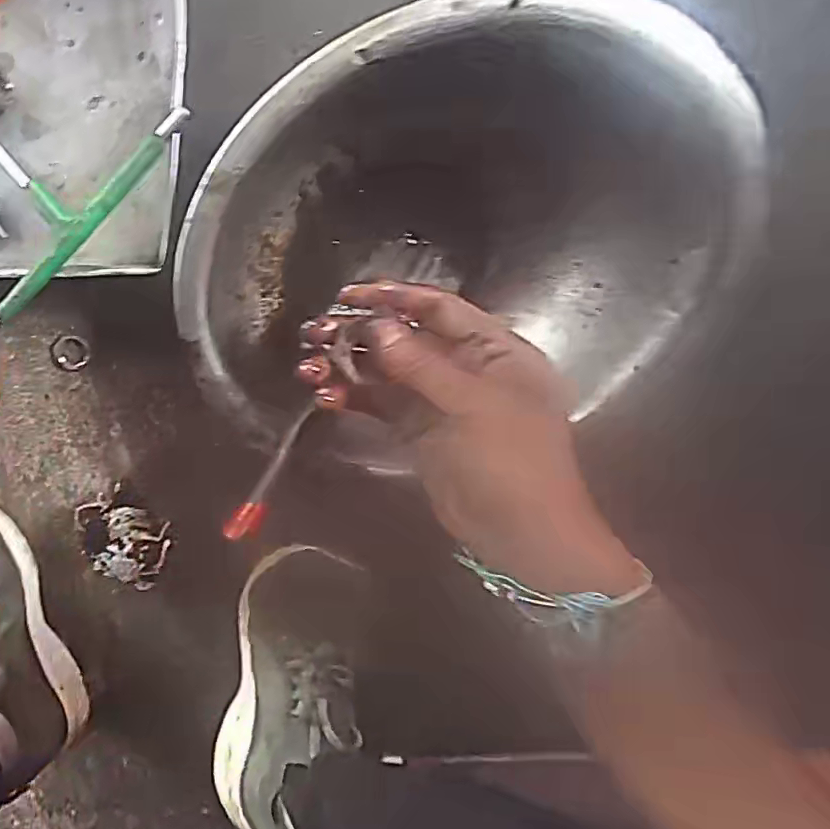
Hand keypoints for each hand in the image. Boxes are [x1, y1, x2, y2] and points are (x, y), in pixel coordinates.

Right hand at [302, 282, 639, 591]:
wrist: (518, 532)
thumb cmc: (511, 461)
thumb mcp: (469, 405)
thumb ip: (420, 364)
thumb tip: (375, 325)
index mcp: (493, 351)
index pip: (439, 309)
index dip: (395, 298)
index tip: (349, 296)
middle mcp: (462, 368)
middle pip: (403, 337)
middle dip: (358, 333)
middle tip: (317, 333)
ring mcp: (435, 399)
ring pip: (383, 370)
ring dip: (346, 366)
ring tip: (310, 368)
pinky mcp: (414, 427)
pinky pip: (377, 402)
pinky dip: (351, 396)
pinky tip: (325, 396)